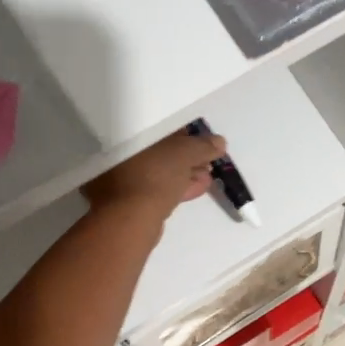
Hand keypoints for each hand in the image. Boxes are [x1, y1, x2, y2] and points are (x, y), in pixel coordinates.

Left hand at [82, 130, 226, 215]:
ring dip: (187, 174)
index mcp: (131, 133)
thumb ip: (203, 146)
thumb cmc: (154, 175)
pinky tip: (196, 189)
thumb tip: (220, 142)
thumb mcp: (183, 154)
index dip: (188, 134)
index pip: (163, 127)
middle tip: (209, 163)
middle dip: (189, 157)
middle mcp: (124, 151)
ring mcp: (124, 176)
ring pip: (162, 171)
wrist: (132, 218)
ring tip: (208, 178)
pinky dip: (177, 187)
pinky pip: (159, 187)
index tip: (206, 143)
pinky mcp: (131, 199)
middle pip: (162, 150)